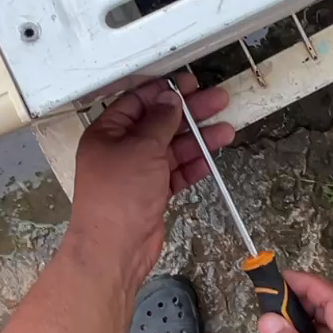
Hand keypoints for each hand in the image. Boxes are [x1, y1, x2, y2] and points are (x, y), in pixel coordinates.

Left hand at [65, 74, 231, 284]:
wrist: (115, 248)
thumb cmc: (116, 199)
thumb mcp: (141, 148)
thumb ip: (159, 121)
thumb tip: (169, 99)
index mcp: (107, 133)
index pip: (137, 102)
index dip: (164, 91)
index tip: (188, 84)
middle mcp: (120, 150)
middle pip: (159, 123)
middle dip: (189, 113)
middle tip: (216, 101)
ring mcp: (136, 173)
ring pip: (171, 148)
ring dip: (198, 140)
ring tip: (225, 131)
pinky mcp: (151, 193)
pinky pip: (175, 172)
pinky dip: (193, 165)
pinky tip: (210, 158)